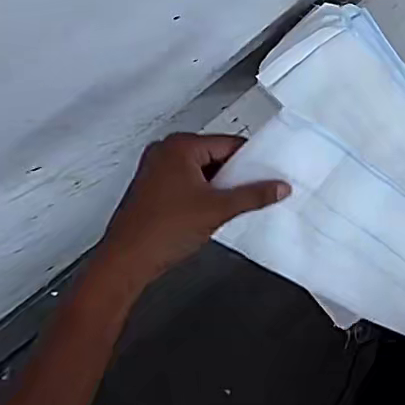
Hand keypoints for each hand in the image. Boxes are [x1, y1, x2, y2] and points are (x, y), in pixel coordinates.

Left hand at [90, 133, 288, 286]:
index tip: (268, 173)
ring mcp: (156, 169)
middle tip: (252, 193)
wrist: (126, 261)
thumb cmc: (160, 231)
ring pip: (201, 170)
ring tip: (230, 206)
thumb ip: (254, 195)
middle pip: (215, 155)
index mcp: (179, 146)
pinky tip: (211, 212)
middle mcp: (164, 151)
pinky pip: (187, 182)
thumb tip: (278, 187)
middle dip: (234, 175)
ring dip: (218, 187)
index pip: (229, 143)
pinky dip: (202, 194)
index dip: (251, 160)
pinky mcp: (152, 187)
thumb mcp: (219, 209)